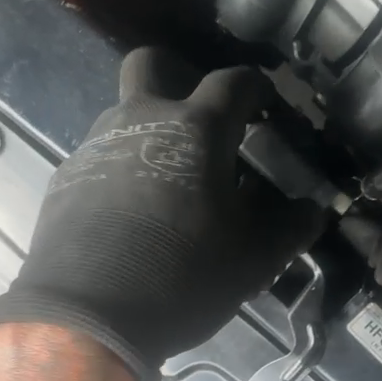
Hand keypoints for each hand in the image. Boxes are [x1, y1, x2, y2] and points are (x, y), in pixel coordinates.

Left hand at [0, 48, 326, 380]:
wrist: (89, 315)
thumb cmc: (185, 276)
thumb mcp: (254, 260)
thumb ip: (291, 228)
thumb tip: (313, 210)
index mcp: (196, 131)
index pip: (234, 83)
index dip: (256, 87)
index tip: (266, 102)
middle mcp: (142, 122)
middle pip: (154, 65)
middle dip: (180, 77)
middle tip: (201, 120)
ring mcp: (97, 147)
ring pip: (125, 115)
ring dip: (152, 133)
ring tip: (173, 185)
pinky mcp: (68, 180)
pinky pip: (104, 159)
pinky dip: (126, 173)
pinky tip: (136, 218)